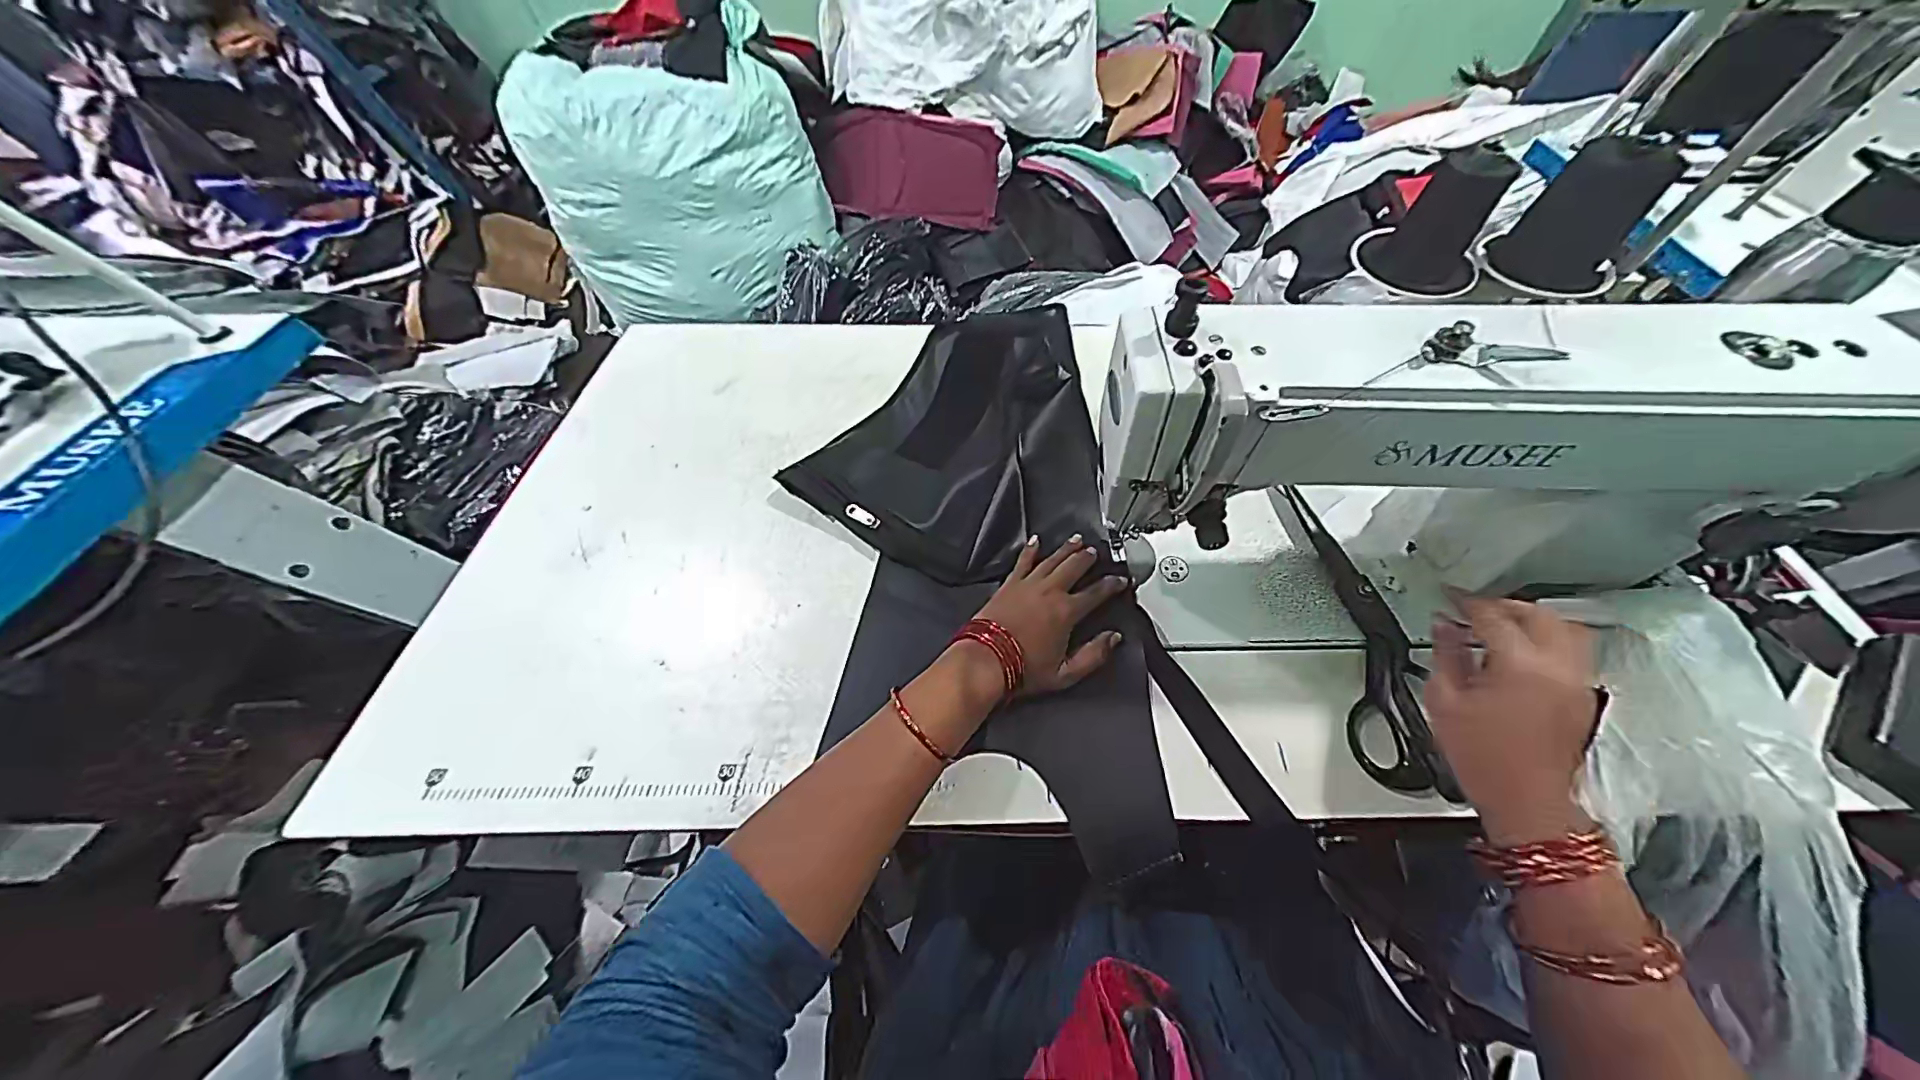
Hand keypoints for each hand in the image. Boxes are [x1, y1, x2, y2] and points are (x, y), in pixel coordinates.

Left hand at [971, 535, 1129, 697]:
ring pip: (1052, 559)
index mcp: (1067, 612)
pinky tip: (1036, 541)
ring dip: (1066, 549)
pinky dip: (1031, 550)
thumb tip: (1113, 639)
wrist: (986, 660)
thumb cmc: (1023, 669)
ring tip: (1077, 540)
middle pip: (1075, 567)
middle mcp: (1049, 592)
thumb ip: (1093, 655)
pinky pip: (1023, 561)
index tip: (1120, 580)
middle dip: (1088, 558)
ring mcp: (1028, 585)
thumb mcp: (1065, 673)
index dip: (1111, 584)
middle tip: (1096, 552)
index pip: (1096, 592)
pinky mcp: (1009, 585)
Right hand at [1426, 595, 1600, 842]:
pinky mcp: (1584, 696)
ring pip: (1565, 628)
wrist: (1526, 800)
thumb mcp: (1443, 700)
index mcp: (1520, 665)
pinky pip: (1572, 651)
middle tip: (1473, 608)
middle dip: (1503, 605)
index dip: (1466, 601)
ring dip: (1531, 619)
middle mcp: (1558, 668)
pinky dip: (1547, 639)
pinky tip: (1520, 651)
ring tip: (1500, 625)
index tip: (1450, 597)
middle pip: (1538, 614)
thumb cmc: (1483, 757)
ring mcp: (1577, 682)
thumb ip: (1445, 655)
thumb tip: (1444, 628)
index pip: (1492, 615)